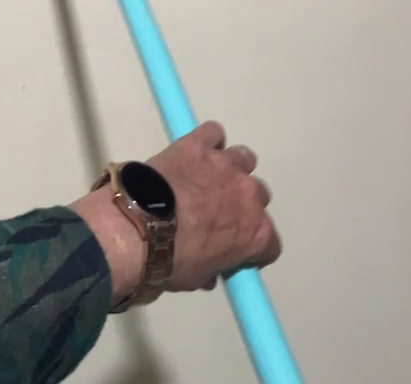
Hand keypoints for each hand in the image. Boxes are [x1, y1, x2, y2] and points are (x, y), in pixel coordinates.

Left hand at [70, 121, 281, 301]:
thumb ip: (212, 266)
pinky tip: (194, 151)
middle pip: (258, 195)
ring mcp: (224, 164)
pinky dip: (207, 140)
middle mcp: (249, 194)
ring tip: (209, 177)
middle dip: (241, 203)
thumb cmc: (172, 261)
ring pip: (243, 158)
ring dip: (231, 168)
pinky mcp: (198, 143)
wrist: (140, 226)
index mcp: (256, 232)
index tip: (237, 248)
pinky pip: (212, 133)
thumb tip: (209, 268)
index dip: (254, 246)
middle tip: (218, 212)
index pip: (270, 242)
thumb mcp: (198, 277)